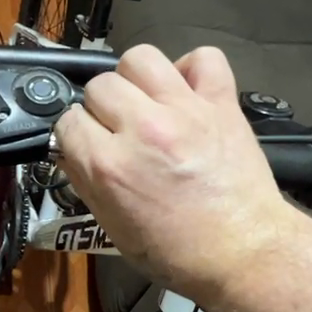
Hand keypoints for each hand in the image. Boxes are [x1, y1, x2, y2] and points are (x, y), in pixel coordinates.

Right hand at [53, 45, 311, 299]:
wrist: (244, 253)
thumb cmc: (174, 251)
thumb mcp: (111, 226)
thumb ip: (85, 180)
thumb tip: (71, 150)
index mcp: (109, 165)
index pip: (68, 120)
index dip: (75, 135)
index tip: (88, 146)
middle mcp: (142, 129)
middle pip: (99, 85)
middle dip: (102, 108)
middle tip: (118, 130)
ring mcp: (184, 111)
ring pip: (140, 58)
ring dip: (135, 80)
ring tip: (145, 103)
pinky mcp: (222, 103)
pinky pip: (203, 57)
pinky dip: (191, 69)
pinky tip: (185, 93)